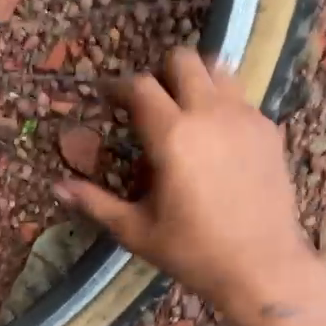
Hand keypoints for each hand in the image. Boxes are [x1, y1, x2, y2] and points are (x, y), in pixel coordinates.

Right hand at [55, 48, 324, 320]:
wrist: (261, 265)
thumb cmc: (191, 251)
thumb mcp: (135, 230)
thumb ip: (95, 202)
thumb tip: (56, 187)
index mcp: (172, 136)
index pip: (140, 87)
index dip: (118, 87)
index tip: (107, 98)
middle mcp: (209, 114)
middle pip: (184, 60)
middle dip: (161, 73)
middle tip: (148, 102)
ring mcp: (244, 117)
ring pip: (218, 68)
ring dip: (195, 79)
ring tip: (183, 109)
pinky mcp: (268, 129)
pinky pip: (240, 97)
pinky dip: (220, 103)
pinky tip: (212, 138)